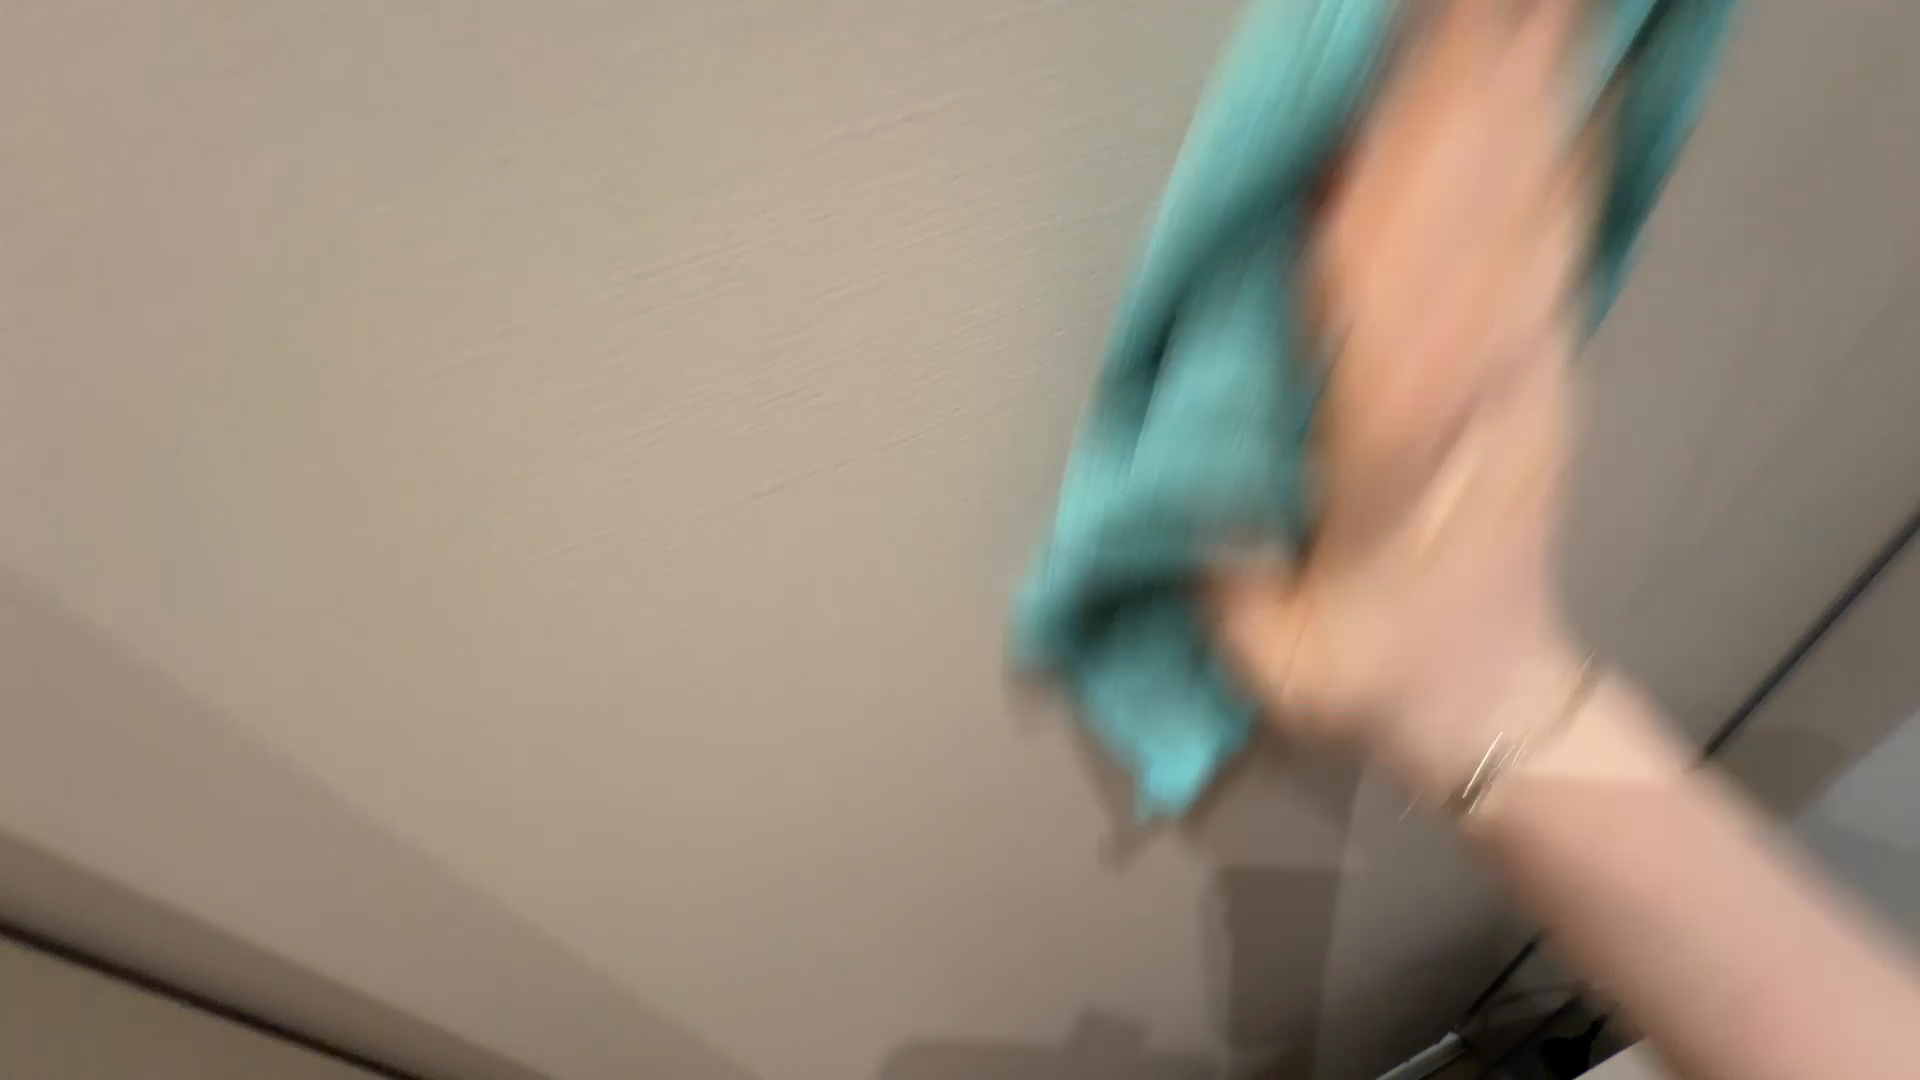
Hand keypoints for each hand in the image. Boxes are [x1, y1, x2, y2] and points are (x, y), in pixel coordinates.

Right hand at [1212, 1, 1596, 798]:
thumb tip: (1194, 438)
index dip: (1379, 172)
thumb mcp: (1273, 651)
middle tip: (1437, 0)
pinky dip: (1544, 155)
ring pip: (1518, 209)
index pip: (1386, 287)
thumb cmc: (1367, 683)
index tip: (1363, 84)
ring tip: (1491, 13)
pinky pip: (1547, 240)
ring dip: (1505, 101)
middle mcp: (1482, 392)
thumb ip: (1226, 547)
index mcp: (1399, 456)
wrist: (1494, 703)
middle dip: (1453, 95)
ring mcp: (1529, 371)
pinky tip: (1537, 97)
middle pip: (1466, 215)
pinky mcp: (1543, 367)